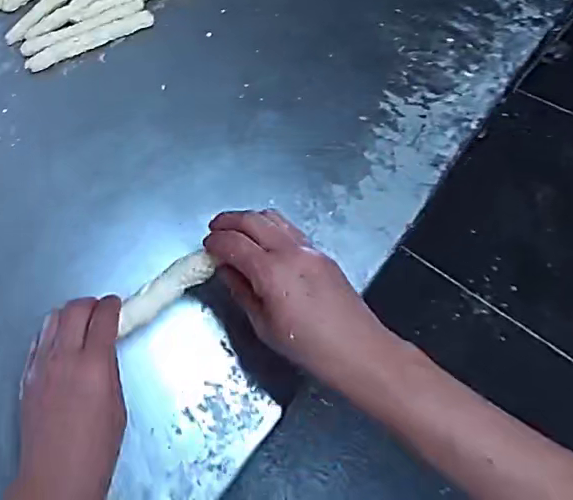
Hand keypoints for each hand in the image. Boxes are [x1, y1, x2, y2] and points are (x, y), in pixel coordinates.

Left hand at [6, 296, 126, 499]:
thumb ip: (110, 372)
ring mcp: (40, 363)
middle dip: (90, 303)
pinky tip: (59, 340)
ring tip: (80, 320)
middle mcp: (64, 357)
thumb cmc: (94, 454)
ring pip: (53, 318)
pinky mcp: (26, 373)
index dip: (111, 306)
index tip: (116, 303)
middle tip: (99, 308)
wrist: (54, 479)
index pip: (102, 319)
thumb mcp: (117, 412)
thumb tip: (106, 348)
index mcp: (93, 367)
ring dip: (69, 313)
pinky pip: (39, 338)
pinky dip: (52, 331)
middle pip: (74, 309)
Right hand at [203, 210, 405, 389]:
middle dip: (226, 222)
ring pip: (270, 216)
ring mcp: (308, 249)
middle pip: (249, 219)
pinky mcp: (321, 253)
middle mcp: (289, 252)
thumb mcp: (264, 327)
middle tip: (214, 231)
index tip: (206, 248)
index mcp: (271, 272)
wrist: (366, 356)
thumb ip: (241, 291)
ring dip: (248, 220)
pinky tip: (264, 242)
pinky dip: (268, 227)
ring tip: (237, 232)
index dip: (214, 242)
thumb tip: (226, 270)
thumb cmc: (313, 350)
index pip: (231, 242)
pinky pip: (288, 228)